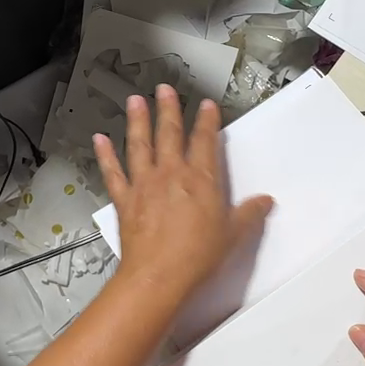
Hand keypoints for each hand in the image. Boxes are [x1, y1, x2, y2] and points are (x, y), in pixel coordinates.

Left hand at [94, 86, 273, 300]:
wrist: (159, 276)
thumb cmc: (197, 256)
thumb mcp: (232, 235)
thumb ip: (248, 214)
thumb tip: (265, 201)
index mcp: (200, 179)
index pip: (205, 141)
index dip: (207, 121)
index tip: (206, 105)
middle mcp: (170, 174)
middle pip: (170, 133)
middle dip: (169, 109)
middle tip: (165, 89)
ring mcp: (144, 184)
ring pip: (140, 144)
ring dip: (138, 120)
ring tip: (135, 100)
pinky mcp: (124, 199)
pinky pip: (113, 172)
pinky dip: (105, 155)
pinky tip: (100, 140)